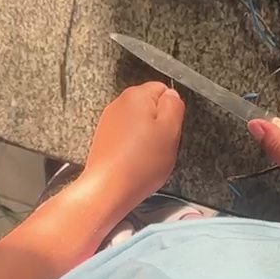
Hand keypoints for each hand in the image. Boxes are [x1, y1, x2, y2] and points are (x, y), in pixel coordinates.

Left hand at [80, 82, 183, 213]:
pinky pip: (127, 137)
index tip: (171, 129)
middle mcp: (120, 103)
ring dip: (146, 137)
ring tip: (147, 157)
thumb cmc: (140, 163)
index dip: (172, 110)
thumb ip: (175, 107)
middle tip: (161, 145)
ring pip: (139, 123)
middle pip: (150, 107)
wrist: (108, 189)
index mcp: (137, 95)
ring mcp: (109, 121)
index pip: (164, 89)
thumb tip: (173, 95)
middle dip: (159, 124)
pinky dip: (134, 147)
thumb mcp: (171, 132)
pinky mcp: (105, 138)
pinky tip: (135, 162)